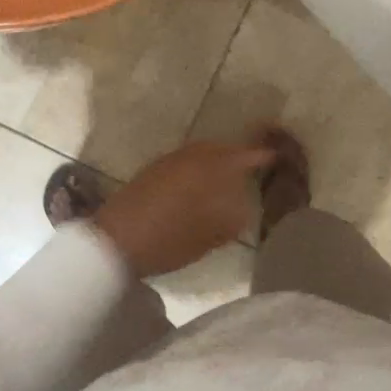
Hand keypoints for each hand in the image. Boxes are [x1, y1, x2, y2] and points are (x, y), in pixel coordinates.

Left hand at [91, 139, 278, 277]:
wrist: (114, 241)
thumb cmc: (166, 240)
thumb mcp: (207, 237)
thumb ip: (230, 219)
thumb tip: (245, 207)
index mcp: (207, 169)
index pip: (241, 155)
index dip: (259, 154)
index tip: (276, 154)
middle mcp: (188, 158)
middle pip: (220, 149)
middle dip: (238, 154)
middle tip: (254, 165)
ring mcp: (167, 163)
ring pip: (201, 154)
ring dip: (218, 160)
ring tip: (230, 178)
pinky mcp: (151, 173)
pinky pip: (185, 160)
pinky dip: (199, 167)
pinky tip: (201, 187)